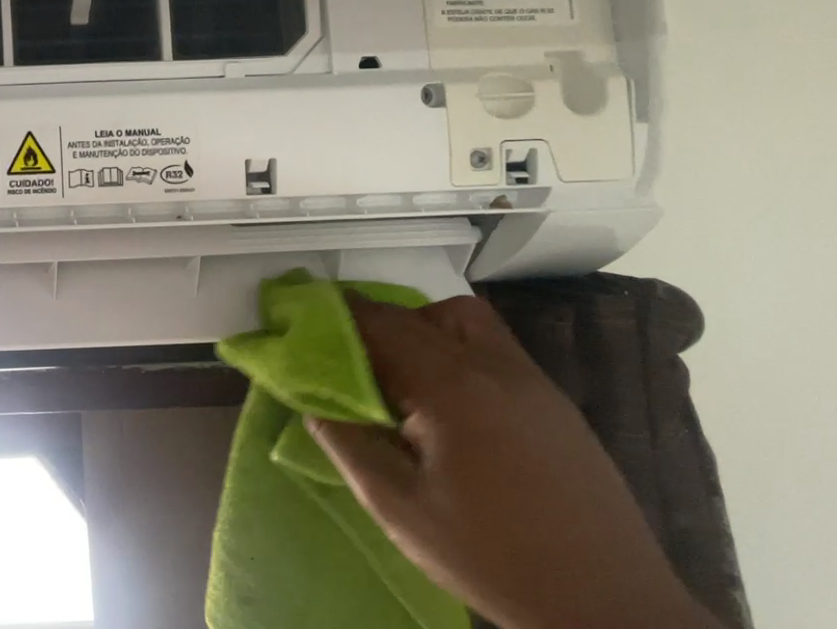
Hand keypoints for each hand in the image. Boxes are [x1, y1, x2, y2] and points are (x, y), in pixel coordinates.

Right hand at [308, 294, 722, 628]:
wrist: (612, 610)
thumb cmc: (492, 557)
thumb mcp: (398, 507)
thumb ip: (346, 442)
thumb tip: (312, 398)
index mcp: (452, 389)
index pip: (380, 324)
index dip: (335, 316)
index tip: (301, 321)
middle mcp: (495, 370)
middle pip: (416, 315)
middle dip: (369, 322)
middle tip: (337, 353)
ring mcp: (533, 384)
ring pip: (463, 319)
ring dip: (419, 327)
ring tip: (396, 373)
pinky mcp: (555, 405)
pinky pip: (493, 347)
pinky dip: (454, 348)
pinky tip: (444, 399)